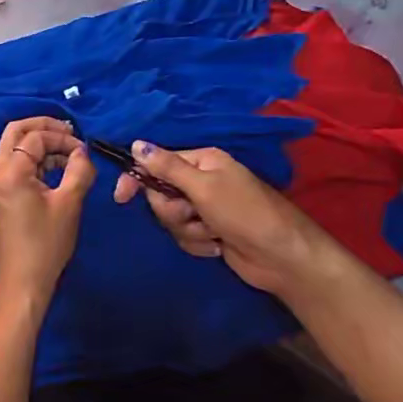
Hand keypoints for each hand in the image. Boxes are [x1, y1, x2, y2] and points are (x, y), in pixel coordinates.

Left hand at [0, 117, 96, 299]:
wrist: (24, 279)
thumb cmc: (47, 243)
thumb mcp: (70, 203)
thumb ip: (79, 170)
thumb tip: (81, 152)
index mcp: (9, 171)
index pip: (35, 138)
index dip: (62, 138)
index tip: (84, 151)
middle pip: (15, 132)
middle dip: (43, 127)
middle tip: (70, 132)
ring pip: (13, 147)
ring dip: (39, 143)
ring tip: (68, 153)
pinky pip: (14, 163)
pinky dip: (34, 159)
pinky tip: (56, 168)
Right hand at [114, 141, 335, 296]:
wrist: (282, 258)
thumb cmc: (245, 214)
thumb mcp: (203, 187)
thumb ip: (167, 167)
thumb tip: (136, 144)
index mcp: (202, 161)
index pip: (155, 163)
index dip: (136, 179)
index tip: (120, 197)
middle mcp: (201, 181)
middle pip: (159, 194)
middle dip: (172, 211)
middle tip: (193, 215)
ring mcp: (205, 208)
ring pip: (170, 218)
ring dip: (187, 230)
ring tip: (212, 234)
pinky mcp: (208, 232)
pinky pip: (183, 236)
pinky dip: (197, 243)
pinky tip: (217, 246)